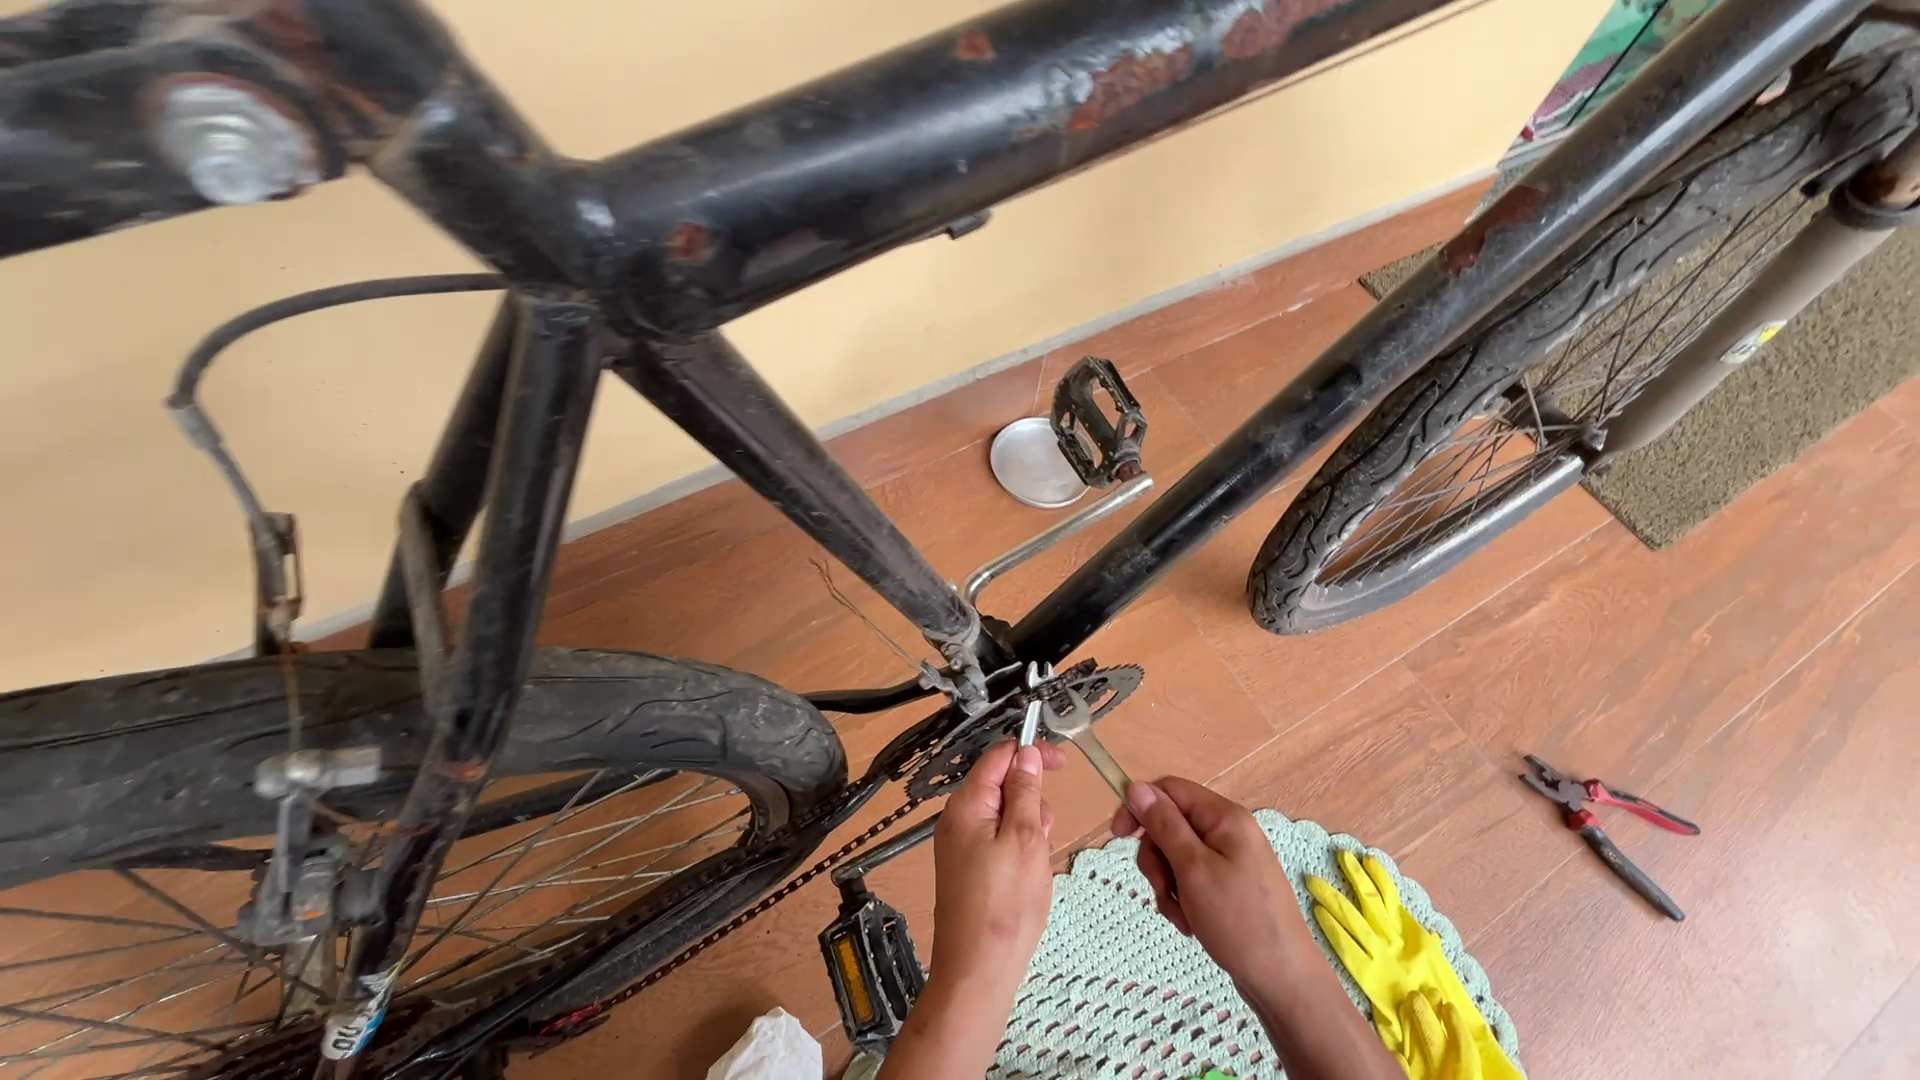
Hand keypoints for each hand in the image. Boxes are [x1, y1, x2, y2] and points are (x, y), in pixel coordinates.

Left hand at [929, 739, 1066, 996]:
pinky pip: (998, 840)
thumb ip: (1025, 791)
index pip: (999, 756)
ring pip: (1004, 814)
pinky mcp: (968, 867)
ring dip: (1028, 825)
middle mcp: (957, 818)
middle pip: (1001, 784)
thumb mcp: (1025, 838)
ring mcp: (960, 844)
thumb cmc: (1004, 905)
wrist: (977, 969)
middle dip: (1031, 798)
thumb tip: (1026, 754)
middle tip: (1045, 829)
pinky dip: (1019, 847)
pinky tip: (1028, 874)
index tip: (1062, 761)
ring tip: (1037, 860)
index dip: (1031, 751)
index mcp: (966, 804)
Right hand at [1109, 776, 1318, 989]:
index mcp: (1225, 817)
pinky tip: (1192, 924)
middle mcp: (1229, 831)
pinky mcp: (1230, 886)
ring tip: (1182, 915)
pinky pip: (1192, 879)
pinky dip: (1183, 899)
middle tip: (1163, 889)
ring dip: (1168, 885)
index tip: (1118, 836)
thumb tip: (1137, 787)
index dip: (1140, 807)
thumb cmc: (1238, 921)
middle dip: (1157, 858)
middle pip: (1170, 825)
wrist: (1284, 982)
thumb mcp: (1193, 869)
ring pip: (1176, 856)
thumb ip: (1164, 825)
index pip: (1169, 790)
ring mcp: (1231, 860)